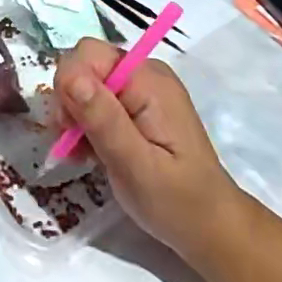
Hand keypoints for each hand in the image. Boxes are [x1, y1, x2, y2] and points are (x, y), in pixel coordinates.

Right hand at [54, 38, 239, 256]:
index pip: (88, 54)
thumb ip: (103, 118)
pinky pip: (98, 99)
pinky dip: (87, 123)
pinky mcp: (137, 107)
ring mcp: (142, 90)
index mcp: (148, 80)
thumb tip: (71, 76)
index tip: (69, 127)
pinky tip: (91, 152)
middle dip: (69, 101)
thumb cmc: (177, 201)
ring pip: (87, 83)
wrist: (212, 228)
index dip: (70, 84)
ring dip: (75, 116)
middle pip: (85, 65)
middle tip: (73, 143)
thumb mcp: (135, 165)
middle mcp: (144, 74)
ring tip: (83, 154)